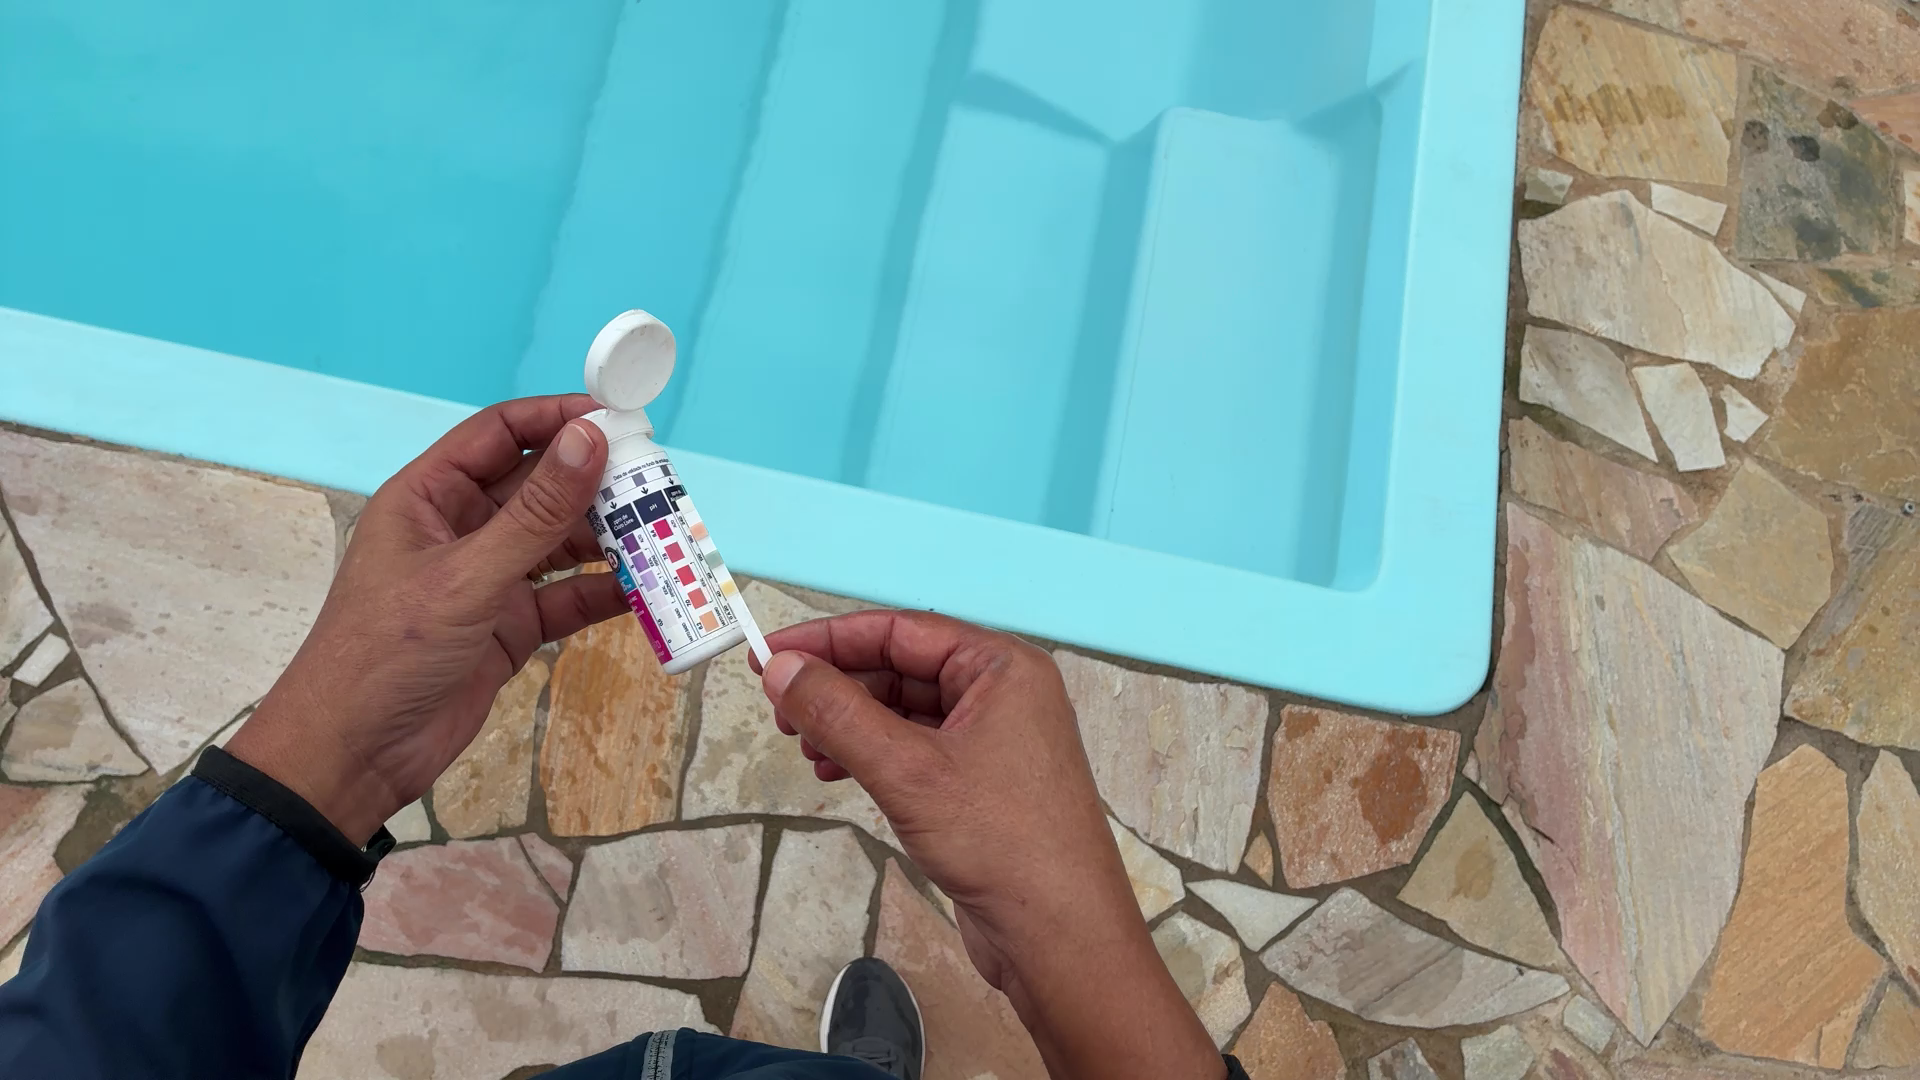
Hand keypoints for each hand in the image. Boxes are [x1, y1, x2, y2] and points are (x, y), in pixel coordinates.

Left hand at [227, 395, 627, 844]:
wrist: (357, 757)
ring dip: (609, 539)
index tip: (617, 418)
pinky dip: (605, 591)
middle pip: (542, 488)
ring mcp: (494, 577)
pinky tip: (645, 589)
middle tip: (657, 481)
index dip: (557, 418)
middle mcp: (467, 529)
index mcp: (432, 497)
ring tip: (662, 533)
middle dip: (597, 483)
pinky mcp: (515, 622)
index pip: (501, 435)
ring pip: (562, 541)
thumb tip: (590, 440)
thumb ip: (537, 512)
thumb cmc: (392, 650)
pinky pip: (570, 595)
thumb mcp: (469, 575)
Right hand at [757, 613, 1221, 1079]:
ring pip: (906, 708)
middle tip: (780, 709)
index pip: (902, 630)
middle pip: (904, 667)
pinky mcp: (983, 777)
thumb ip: (839, 713)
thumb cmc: (997, 838)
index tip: (772, 653)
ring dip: (851, 722)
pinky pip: (917, 745)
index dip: (832, 639)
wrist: (1062, 938)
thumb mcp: (908, 769)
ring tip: (803, 746)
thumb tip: (779, 667)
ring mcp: (994, 735)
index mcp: (1001, 665)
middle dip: (839, 686)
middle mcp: (1001, 689)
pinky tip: (836, 770)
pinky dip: (874, 752)